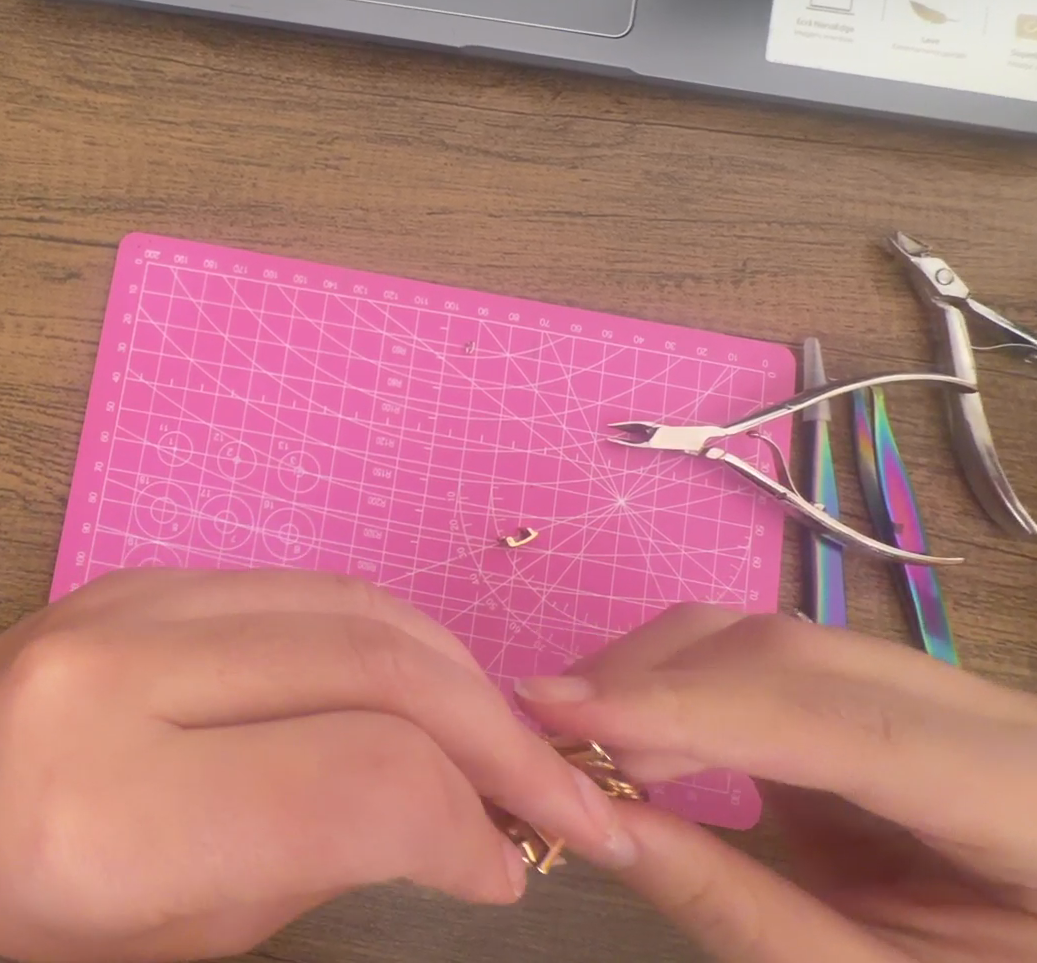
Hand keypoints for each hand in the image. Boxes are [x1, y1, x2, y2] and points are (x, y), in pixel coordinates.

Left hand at [0, 569, 635, 962]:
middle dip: (489, 729)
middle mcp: (116, 679)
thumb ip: (325, 857)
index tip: (509, 862)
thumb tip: (466, 821)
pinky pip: (293, 588)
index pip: (358, 779)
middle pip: (366, 663)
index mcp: (112, 808)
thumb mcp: (185, 928)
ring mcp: (122, 602)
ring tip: (493, 737)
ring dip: (446, 667)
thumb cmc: (42, 897)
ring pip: (343, 604)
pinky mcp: (137, 573)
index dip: (467, 819)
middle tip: (549, 794)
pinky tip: (406, 686)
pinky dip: (377, 635)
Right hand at [517, 604, 1036, 962]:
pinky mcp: (873, 703)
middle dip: (655, 683)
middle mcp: (1002, 725)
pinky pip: (754, 659)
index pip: (841, 725)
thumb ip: (733, 908)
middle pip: (792, 654)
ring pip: (763, 636)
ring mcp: (936, 700)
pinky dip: (672, 682)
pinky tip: (631, 726)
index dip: (687, 710)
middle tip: (554, 730)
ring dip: (653, 672)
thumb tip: (589, 821)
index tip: (554, 709)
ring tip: (584, 732)